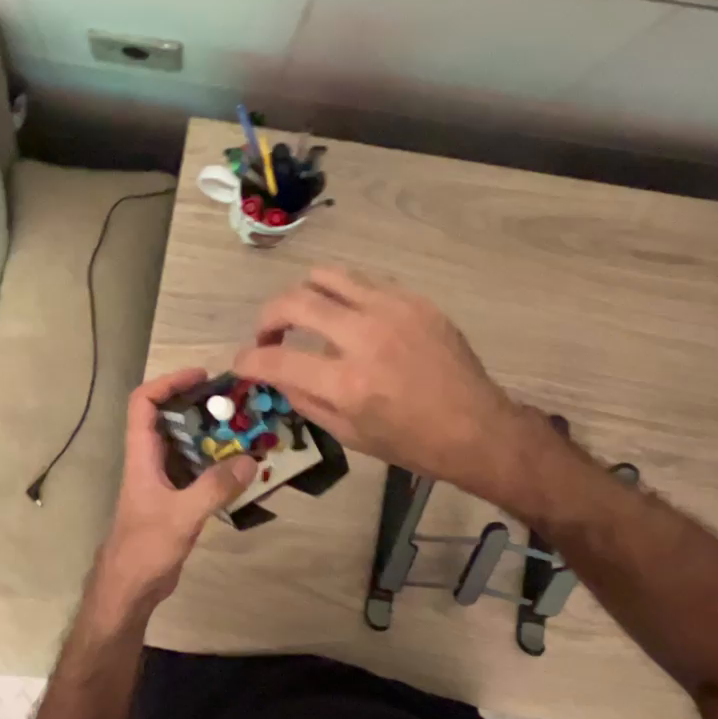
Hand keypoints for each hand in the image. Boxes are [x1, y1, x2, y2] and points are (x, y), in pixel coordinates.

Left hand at [91, 368, 256, 608]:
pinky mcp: (175, 499)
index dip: (168, 383)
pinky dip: (217, 463)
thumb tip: (250, 460)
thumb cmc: (144, 548)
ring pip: (186, 445)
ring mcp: (163, 480)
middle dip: (200, 405)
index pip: (144, 404)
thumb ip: (214, 487)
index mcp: (141, 456)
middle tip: (238, 403)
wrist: (129, 588)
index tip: (202, 377)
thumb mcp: (181, 516)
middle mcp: (150, 461)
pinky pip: (197, 469)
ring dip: (212, 435)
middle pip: (169, 418)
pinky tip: (243, 467)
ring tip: (247, 429)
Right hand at [232, 266, 541, 499]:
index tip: (241, 364)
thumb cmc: (409, 442)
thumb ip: (303, 399)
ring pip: (327, 276)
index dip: (247, 361)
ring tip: (306, 317)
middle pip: (294, 302)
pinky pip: (364, 283)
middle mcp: (365, 337)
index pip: (275, 359)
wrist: (476, 428)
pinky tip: (350, 320)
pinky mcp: (414, 301)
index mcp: (347, 383)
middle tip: (269, 336)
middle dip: (267, 318)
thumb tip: (274, 375)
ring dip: (304, 296)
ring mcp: (393, 311)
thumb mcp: (347, 434)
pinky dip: (343, 298)